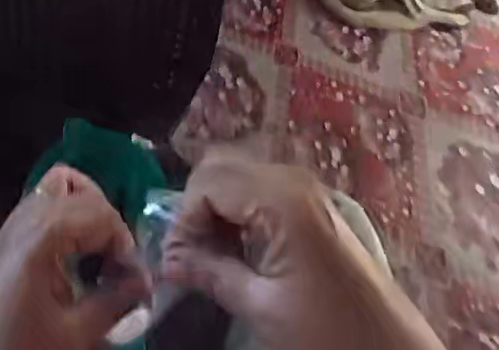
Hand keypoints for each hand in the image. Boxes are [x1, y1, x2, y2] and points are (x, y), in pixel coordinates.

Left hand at [0, 165, 149, 349]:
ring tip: (100, 252)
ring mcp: (15, 219)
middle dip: (107, 221)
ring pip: (61, 185)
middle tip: (119, 263)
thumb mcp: (73, 335)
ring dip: (87, 211)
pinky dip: (68, 215)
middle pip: (81, 189)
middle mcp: (28, 212)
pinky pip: (45, 202)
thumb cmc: (19, 348)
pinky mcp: (9, 232)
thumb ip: (113, 303)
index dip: (125, 243)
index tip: (136, 280)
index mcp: (44, 231)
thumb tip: (144, 284)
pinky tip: (76, 254)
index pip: (100, 212)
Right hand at [161, 150, 443, 349]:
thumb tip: (168, 260)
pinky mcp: (312, 203)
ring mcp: (305, 187)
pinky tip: (237, 249)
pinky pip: (260, 188)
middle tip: (187, 254)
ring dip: (216, 207)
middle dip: (197, 205)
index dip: (184, 218)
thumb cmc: (330, 335)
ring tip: (208, 256)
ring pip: (238, 174)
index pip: (208, 181)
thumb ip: (212, 273)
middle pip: (221, 166)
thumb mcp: (263, 309)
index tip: (174, 262)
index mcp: (279, 197)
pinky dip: (239, 209)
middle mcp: (290, 177)